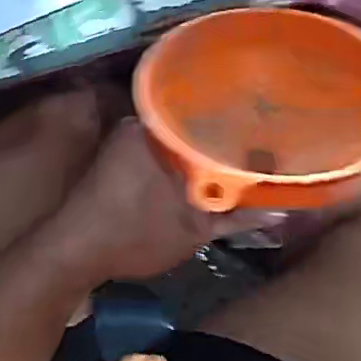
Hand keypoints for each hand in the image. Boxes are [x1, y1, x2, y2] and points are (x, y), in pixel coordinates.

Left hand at [40, 119, 275, 283]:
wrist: (74, 251)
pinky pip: (162, 154)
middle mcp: (139, 128)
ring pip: (177, 142)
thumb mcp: (191, 228)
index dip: (238, 121)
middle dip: (224, 138)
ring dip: (204, 155)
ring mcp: (127, 144)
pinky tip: (209, 180)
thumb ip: (237, 215)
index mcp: (154, 129)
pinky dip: (183, 166)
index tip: (270, 129)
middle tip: (266, 149)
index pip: (204, 109)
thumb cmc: (133, 232)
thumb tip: (285, 211)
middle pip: (191, 125)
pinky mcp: (121, 162)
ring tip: (246, 163)